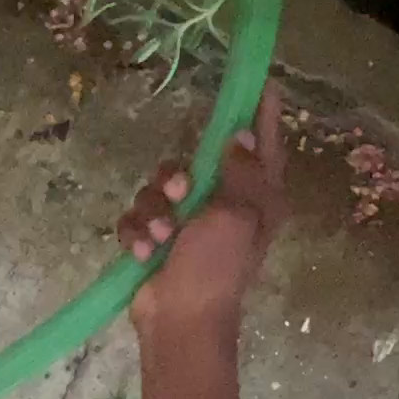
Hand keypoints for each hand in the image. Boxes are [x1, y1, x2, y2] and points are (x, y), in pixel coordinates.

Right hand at [115, 83, 285, 337]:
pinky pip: (136, 216)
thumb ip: (238, 171)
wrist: (180, 318)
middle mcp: (222, 203)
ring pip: (156, 189)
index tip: (260, 80)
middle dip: (175, 177)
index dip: (261, 111)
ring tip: (159, 238)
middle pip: (192, 161)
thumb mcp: (236, 214)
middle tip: (179, 191)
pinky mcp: (155, 238)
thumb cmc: (217, 268)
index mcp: (257, 196)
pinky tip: (143, 251)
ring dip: (152, 212)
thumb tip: (238, 134)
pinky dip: (136, 232)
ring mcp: (186, 222)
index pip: (262, 142)